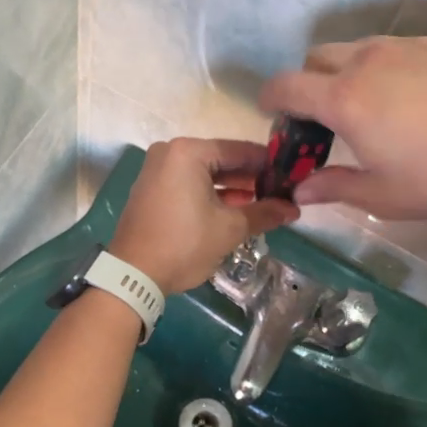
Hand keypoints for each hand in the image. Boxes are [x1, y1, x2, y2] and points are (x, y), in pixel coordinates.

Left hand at [109, 138, 299, 292]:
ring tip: (262, 203)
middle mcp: (169, 152)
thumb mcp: (229, 229)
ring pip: (204, 173)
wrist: (133, 275)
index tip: (292, 175)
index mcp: (189, 152)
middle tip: (280, 191)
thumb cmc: (184, 245)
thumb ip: (264, 213)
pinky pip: (187, 184)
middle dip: (250, 177)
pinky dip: (209, 194)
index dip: (268, 164)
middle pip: (220, 160)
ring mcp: (156, 170)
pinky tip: (233, 209)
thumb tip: (294, 209)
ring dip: (231, 188)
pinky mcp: (150, 190)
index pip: (239, 150)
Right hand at [256, 35, 426, 218]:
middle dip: (308, 83)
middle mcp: (369, 61)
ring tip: (374, 109)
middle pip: (318, 58)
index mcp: (345, 98)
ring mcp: (410, 45)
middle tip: (323, 119)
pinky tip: (419, 101)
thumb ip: (335, 187)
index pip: (287, 86)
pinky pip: (400, 49)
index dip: (270, 99)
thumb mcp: (384, 195)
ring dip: (349, 73)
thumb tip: (301, 189)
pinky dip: (390, 68)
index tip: (270, 113)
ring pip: (361, 49)